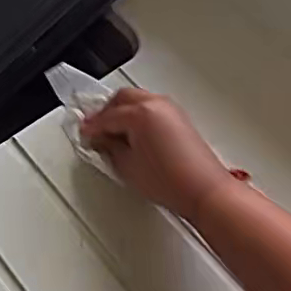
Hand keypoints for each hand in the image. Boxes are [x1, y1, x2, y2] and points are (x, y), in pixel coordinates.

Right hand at [80, 88, 244, 219]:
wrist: (205, 192)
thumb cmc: (172, 181)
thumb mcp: (126, 165)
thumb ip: (109, 148)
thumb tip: (103, 141)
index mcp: (139, 113)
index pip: (106, 116)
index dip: (91, 127)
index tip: (85, 134)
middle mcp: (156, 105)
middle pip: (121, 98)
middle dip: (105, 111)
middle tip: (95, 128)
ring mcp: (170, 110)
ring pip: (137, 99)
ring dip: (122, 110)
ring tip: (112, 130)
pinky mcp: (180, 119)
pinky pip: (151, 107)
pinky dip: (138, 115)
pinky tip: (132, 132)